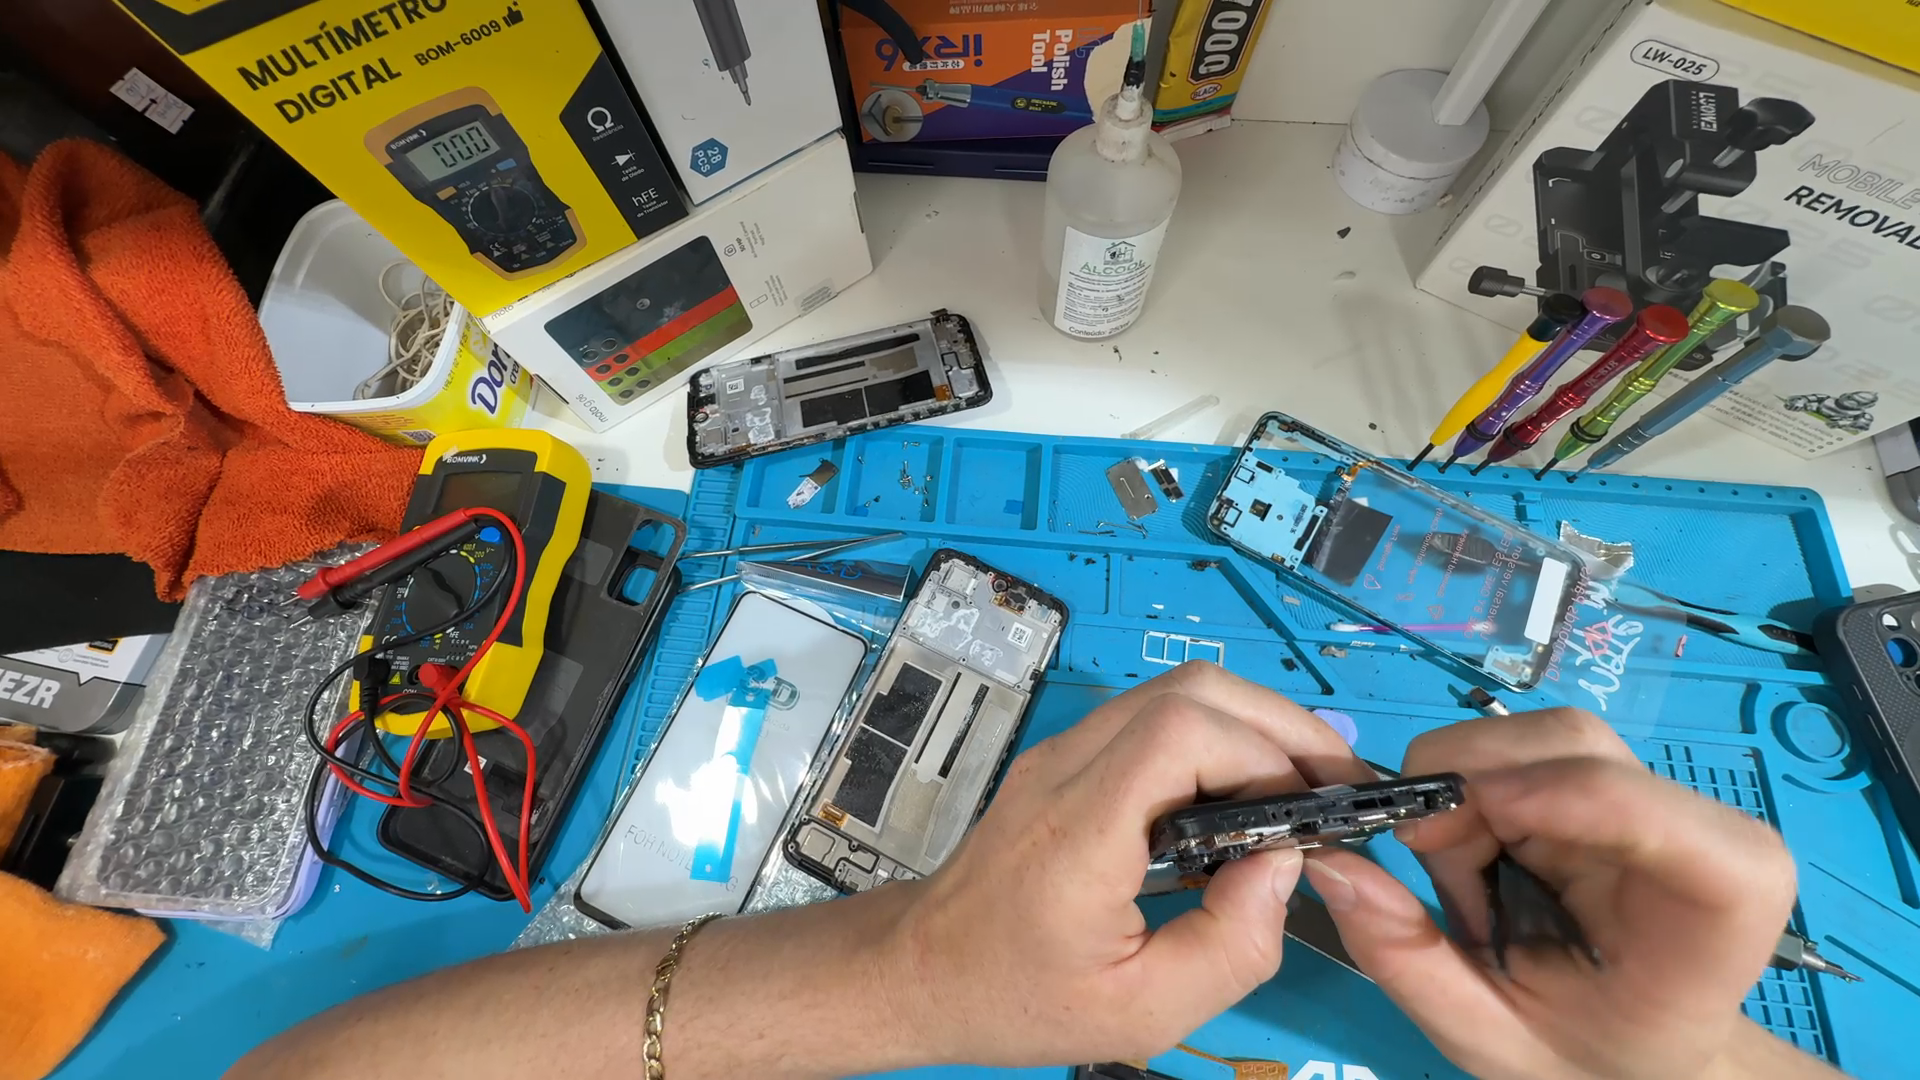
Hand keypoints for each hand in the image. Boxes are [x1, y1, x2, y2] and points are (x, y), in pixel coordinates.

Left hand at [888, 661, 1373, 1065]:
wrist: (926, 963)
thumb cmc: (1020, 997)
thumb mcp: (1142, 1011)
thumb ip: (1231, 945)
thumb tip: (1284, 861)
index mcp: (1083, 825)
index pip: (1180, 730)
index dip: (1261, 752)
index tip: (1308, 809)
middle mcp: (1067, 764)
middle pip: (1185, 689)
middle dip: (1274, 721)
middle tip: (1332, 781)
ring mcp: (1059, 750)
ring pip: (1168, 690)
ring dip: (1245, 722)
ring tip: (1298, 783)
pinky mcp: (1061, 757)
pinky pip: (1146, 717)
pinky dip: (1208, 733)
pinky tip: (1237, 787)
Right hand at [1305, 708, 1800, 1079]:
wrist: (1625, 1038)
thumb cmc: (1573, 1048)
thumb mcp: (1480, 1035)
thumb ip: (1406, 960)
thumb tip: (1328, 862)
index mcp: (1699, 940)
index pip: (1715, 852)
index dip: (1599, 802)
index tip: (1478, 815)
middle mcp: (1684, 846)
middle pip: (1581, 751)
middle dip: (1469, 783)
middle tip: (1422, 854)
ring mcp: (1635, 801)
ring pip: (1531, 735)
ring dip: (1453, 782)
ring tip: (1446, 861)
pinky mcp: (1586, 779)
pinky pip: (1505, 744)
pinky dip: (1452, 779)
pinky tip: (1458, 840)